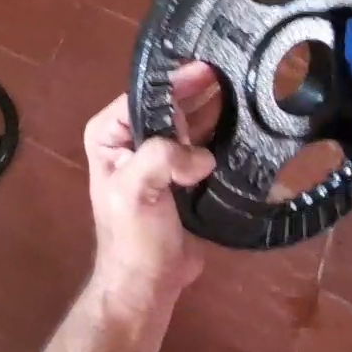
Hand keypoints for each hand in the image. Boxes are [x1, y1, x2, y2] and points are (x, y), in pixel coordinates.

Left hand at [79, 62, 220, 301]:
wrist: (149, 284)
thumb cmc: (133, 237)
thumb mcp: (136, 190)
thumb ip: (162, 157)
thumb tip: (203, 155)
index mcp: (109, 133)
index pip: (143, 95)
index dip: (174, 83)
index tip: (207, 67)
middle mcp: (131, 135)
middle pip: (168, 102)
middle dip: (196, 87)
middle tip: (230, 69)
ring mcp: (157, 153)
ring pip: (186, 118)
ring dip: (211, 106)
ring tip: (242, 86)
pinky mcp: (181, 171)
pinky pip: (200, 141)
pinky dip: (218, 131)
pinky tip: (242, 120)